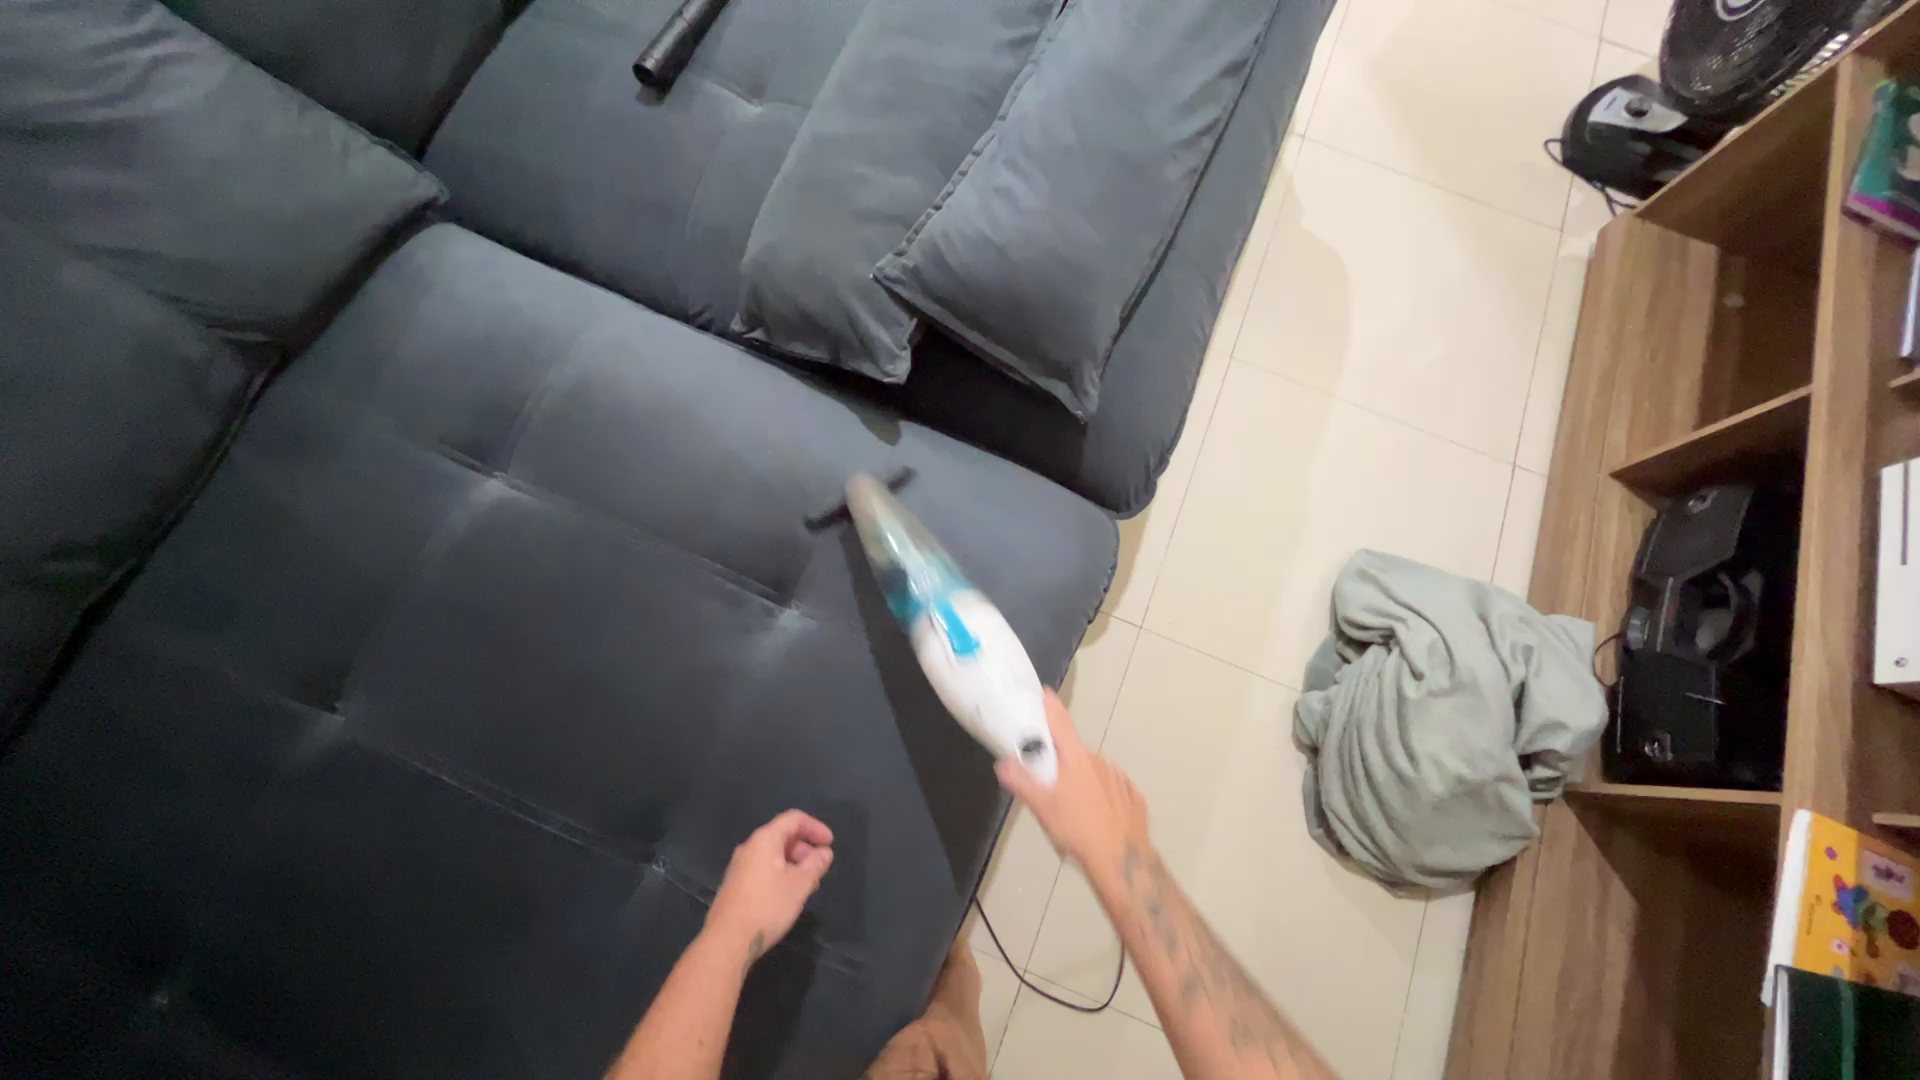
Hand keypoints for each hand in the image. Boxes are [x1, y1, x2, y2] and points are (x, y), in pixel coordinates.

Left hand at [703, 810, 834, 965]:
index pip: (794, 819)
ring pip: (773, 855)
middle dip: (805, 848)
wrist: (726, 942)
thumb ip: (815, 864)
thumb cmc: (767, 907)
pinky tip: (788, 896)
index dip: (815, 827)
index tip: (830, 843)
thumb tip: (824, 852)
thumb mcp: (800, 885)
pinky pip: (763, 869)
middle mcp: (749, 847)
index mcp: (764, 839)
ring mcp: (739, 867)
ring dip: (794, 864)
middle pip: (782, 836)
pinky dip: (780, 874)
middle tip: (820, 867)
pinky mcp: (734, 886)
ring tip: (808, 885)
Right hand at [996, 689, 1149, 870]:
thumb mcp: (1042, 807)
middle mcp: (1099, 760)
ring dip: (1084, 781)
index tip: (1045, 692)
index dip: (1050, 705)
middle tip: (1051, 784)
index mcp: (1076, 758)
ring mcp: (1120, 778)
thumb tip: (1002, 764)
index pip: (1060, 722)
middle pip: (1075, 752)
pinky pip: (1113, 790)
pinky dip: (1104, 798)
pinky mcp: (1134, 797)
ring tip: (1075, 809)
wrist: (1121, 859)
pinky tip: (1099, 818)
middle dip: (1063, 762)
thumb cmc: (1077, 828)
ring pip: (1095, 772)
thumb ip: (1021, 782)